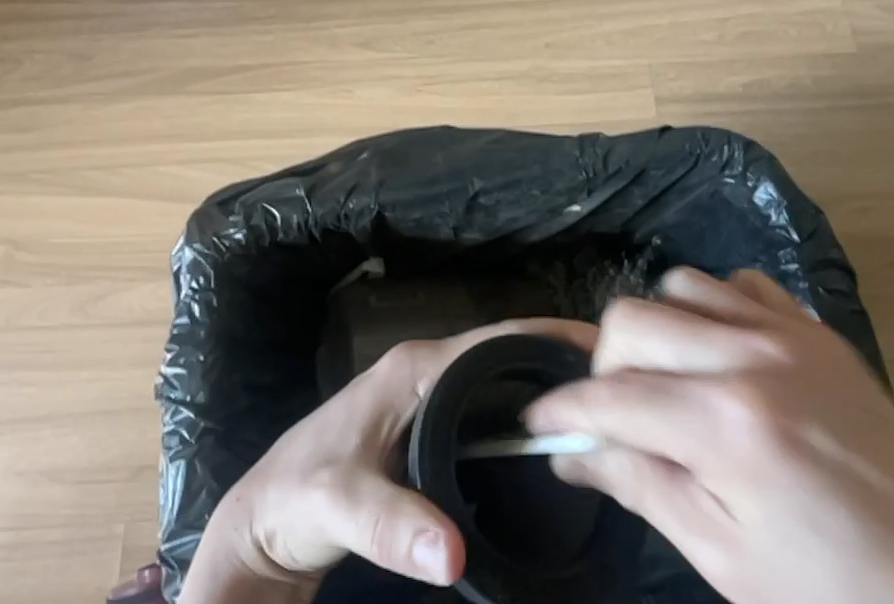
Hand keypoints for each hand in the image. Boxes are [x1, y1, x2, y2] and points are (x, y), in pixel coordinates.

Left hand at [178, 317, 598, 603]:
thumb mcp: (339, 508)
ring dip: (551, 391)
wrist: (263, 522)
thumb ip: (392, 526)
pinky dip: (530, 418)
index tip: (616, 355)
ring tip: (611, 413)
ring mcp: (432, 398)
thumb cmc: (297, 498)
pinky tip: (559, 443)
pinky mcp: (432, 426)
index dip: (556, 339)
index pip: (502, 339)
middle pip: (513, 356)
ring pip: (506, 383)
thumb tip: (456, 555)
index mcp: (417, 369)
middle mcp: (430, 371)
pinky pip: (494, 411)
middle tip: (630, 390)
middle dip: (566, 364)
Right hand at [526, 268, 893, 603]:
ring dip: (656, 332)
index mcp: (726, 424)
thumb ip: (640, 485)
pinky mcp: (819, 331)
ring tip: (667, 385)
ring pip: (680, 286)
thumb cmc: (832, 593)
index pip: (610, 396)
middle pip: (632, 320)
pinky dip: (713, 309)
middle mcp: (752, 356)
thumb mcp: (721, 555)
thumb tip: (570, 451)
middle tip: (614, 418)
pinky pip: (742, 284)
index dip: (561, 410)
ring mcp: (791, 334)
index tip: (535, 425)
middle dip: (603, 367)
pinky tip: (720, 357)